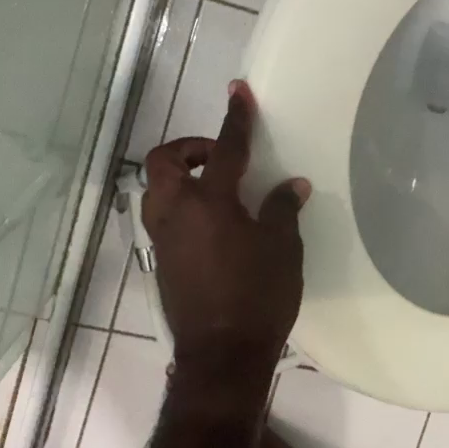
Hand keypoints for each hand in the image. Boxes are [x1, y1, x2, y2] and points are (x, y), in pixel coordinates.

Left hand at [141, 80, 310, 366]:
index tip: (237, 91)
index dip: (235, 118)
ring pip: (157, 191)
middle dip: (188, 148)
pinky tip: (214, 225)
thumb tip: (291, 185)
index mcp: (210, 203)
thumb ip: (283, 210)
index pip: (225, 149)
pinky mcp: (163, 262)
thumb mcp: (283, 249)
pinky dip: (182, 206)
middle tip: (219, 156)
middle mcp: (177, 213)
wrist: (222, 356)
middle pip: (164, 163)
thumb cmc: (258, 296)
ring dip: (180, 177)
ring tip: (217, 188)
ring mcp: (164, 239)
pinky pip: (164, 218)